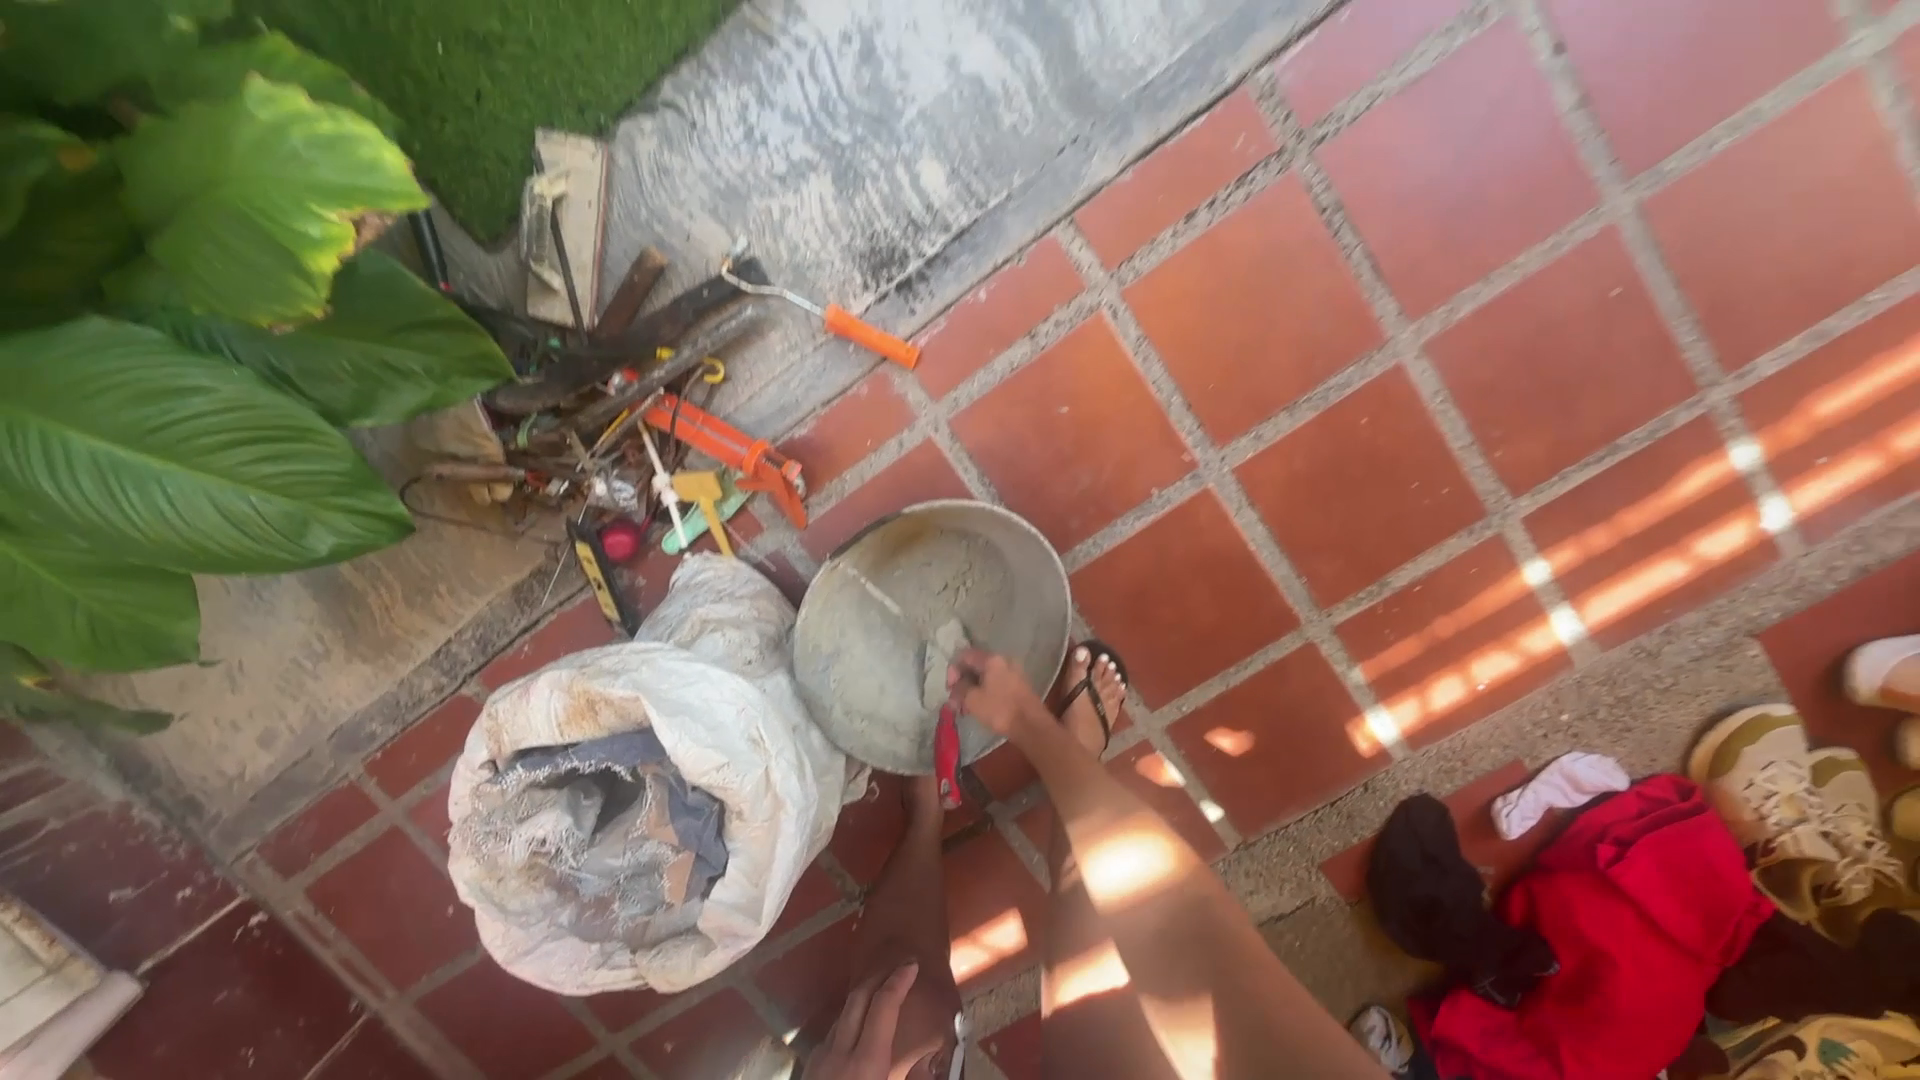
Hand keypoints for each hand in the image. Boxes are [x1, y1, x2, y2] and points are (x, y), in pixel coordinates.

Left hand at [807, 962, 918, 1079]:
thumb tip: (927, 1061)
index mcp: (866, 1062)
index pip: (883, 1007)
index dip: (898, 981)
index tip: (912, 964)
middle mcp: (839, 1052)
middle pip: (858, 999)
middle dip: (878, 977)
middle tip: (897, 967)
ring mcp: (819, 1059)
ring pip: (841, 1016)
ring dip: (861, 999)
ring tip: (877, 995)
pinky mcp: (807, 1068)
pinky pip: (830, 1036)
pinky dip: (846, 1023)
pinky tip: (854, 1031)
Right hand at [947, 648, 1045, 737]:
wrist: (1031, 726)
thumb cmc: (1000, 710)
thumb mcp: (972, 699)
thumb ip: (960, 687)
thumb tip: (957, 684)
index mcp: (992, 659)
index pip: (965, 656)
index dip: (953, 671)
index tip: (950, 689)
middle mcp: (1004, 661)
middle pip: (975, 667)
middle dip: (962, 683)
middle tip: (955, 702)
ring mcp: (1013, 673)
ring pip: (985, 677)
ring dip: (972, 690)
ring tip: (965, 709)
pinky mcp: (1018, 686)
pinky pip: (996, 684)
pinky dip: (984, 694)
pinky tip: (979, 709)